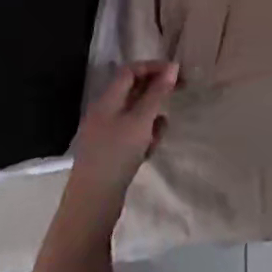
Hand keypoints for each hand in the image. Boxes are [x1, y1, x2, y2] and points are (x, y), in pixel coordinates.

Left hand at [69, 61, 177, 200]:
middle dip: (156, 91)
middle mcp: (104, 113)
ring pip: (134, 114)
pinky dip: (144, 134)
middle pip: (133, 91)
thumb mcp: (141, 120)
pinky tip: (151, 148)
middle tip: (179, 91)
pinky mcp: (109, 153)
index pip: (130, 71)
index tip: (176, 72)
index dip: (153, 67)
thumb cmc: (117, 155)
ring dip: (151, 116)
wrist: (92, 204)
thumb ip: (157, 93)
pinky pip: (131, 133)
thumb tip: (172, 67)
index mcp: (107, 100)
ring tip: (161, 130)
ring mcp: (105, 134)